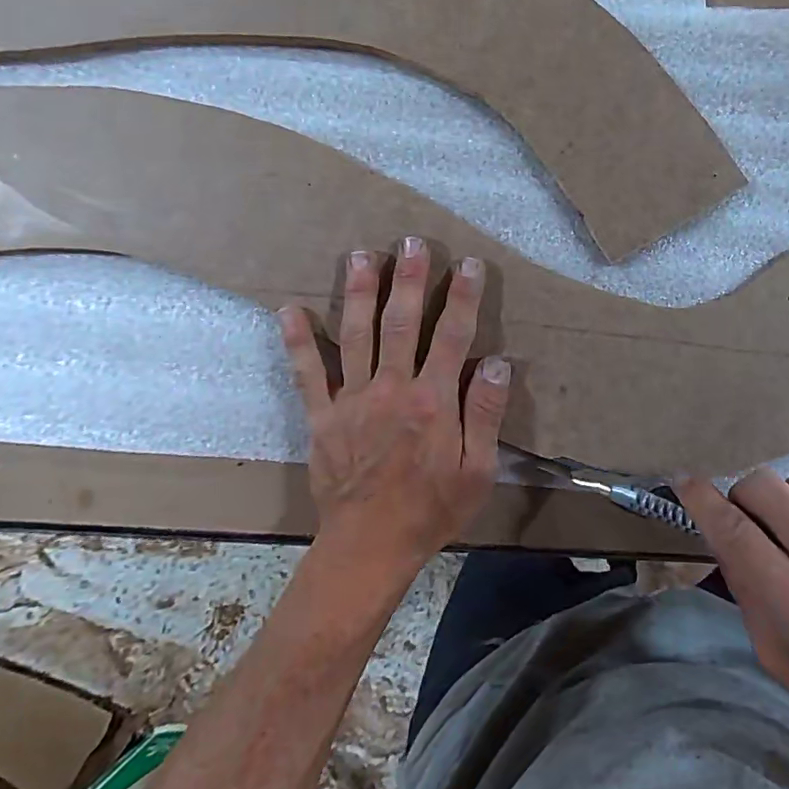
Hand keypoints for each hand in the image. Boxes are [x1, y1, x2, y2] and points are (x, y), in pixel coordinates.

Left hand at [280, 236, 509, 566]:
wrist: (369, 546)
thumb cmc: (433, 507)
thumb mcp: (480, 468)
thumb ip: (487, 412)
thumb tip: (498, 361)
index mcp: (434, 400)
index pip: (453, 336)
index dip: (462, 297)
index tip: (468, 264)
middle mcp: (392, 389)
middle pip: (401, 323)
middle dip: (409, 279)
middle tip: (411, 241)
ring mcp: (352, 401)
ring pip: (355, 335)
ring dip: (358, 292)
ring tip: (361, 255)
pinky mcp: (322, 417)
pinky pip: (307, 373)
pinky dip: (298, 341)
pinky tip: (289, 310)